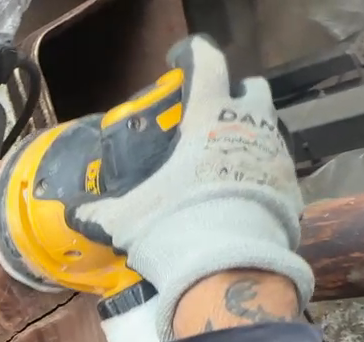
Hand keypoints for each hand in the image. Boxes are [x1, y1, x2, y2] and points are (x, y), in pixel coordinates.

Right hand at [74, 35, 311, 340]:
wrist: (226, 264)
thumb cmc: (172, 225)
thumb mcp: (124, 220)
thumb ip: (98, 213)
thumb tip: (73, 213)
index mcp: (209, 118)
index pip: (208, 68)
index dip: (195, 56)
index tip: (184, 56)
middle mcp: (249, 124)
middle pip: (251, 89)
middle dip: (233, 96)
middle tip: (209, 117)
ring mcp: (274, 152)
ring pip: (264, 128)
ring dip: (244, 136)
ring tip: (218, 163)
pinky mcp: (290, 185)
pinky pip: (273, 168)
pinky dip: (255, 174)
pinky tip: (234, 195)